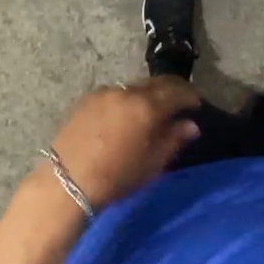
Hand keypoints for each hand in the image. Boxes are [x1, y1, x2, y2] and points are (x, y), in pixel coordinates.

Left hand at [47, 78, 200, 207]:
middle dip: (172, 90)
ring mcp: (105, 93)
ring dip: (149, 94)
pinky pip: (116, 94)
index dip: (190, 97)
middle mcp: (127, 93)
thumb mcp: (152, 163)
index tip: (196, 106)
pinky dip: (128, 100)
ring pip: (135, 87)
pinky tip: (126, 115)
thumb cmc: (116, 176)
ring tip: (152, 111)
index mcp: (147, 107)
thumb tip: (191, 125)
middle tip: (180, 102)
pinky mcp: (87, 99)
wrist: (66, 181)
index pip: (177, 91)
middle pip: (157, 82)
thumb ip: (173, 139)